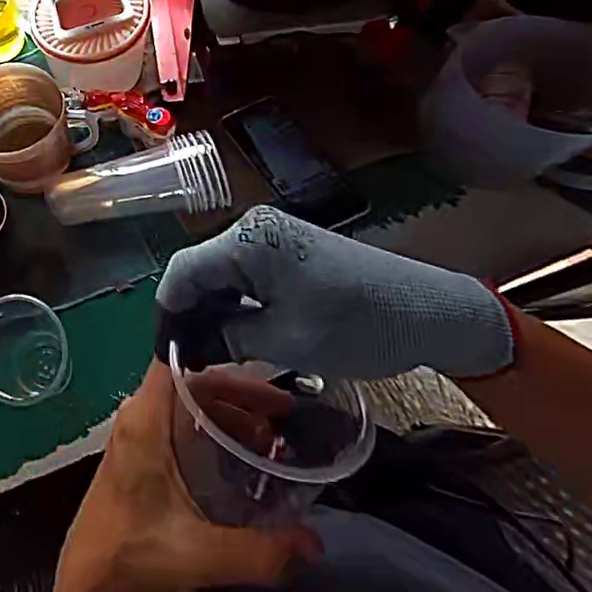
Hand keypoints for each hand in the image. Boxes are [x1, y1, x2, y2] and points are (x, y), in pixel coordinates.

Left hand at [53, 362, 321, 591]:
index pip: (178, 359)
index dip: (220, 359)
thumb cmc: (132, 549)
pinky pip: (181, 422)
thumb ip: (260, 550)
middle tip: (283, 412)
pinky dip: (213, 429)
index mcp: (145, 417)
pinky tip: (241, 456)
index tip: (265, 371)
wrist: (89, 577)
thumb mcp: (200, 551)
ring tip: (271, 438)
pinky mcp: (141, 450)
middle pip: (192, 380)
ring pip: (188, 402)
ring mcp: (138, 431)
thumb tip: (313, 543)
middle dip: (239, 393)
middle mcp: (140, 414)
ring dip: (229, 413)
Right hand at [156, 205, 514, 383]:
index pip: (182, 273)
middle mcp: (251, 228)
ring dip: (209, 311)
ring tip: (204, 355)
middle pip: (198, 270)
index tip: (162, 358)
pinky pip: (243, 273)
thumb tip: (186, 350)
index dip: (166, 315)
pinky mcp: (286, 248)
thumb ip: (227, 339)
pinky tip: (232, 333)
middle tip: (183, 362)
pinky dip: (233, 303)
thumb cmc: (356, 325)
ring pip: (219, 273)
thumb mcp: (286, 341)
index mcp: (246, 241)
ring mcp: (269, 236)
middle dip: (186, 315)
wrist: (429, 309)